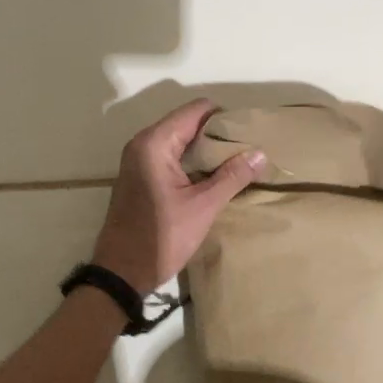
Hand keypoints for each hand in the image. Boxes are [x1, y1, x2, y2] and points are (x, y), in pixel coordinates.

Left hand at [92, 98, 264, 292]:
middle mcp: (143, 144)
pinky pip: (171, 159)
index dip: (224, 118)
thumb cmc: (161, 238)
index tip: (249, 133)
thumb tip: (260, 153)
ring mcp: (138, 161)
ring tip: (236, 164)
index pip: (195, 110)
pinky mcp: (140, 179)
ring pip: (180, 143)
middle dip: (217, 135)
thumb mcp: (203, 207)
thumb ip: (232, 177)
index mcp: (155, 143)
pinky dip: (192, 164)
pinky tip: (213, 180)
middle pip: (187, 124)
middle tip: (248, 150)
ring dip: (206, 152)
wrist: (122, 272)